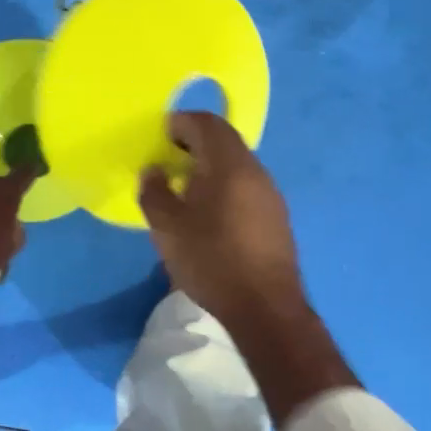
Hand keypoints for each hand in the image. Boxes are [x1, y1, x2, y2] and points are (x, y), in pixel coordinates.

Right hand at [138, 112, 356, 430]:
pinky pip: (246, 189)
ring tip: (184, 190)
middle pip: (225, 142)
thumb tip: (154, 171)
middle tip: (168, 160)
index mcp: (230, 165)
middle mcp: (256, 171)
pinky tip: (209, 216)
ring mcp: (271, 196)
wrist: (265, 308)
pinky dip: (224, 188)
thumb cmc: (211, 261)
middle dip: (195, 144)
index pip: (207, 124)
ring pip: (237, 167)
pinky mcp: (277, 220)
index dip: (182, 122)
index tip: (161, 134)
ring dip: (210, 168)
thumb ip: (155, 192)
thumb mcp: (168, 228)